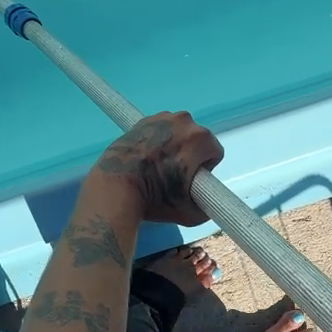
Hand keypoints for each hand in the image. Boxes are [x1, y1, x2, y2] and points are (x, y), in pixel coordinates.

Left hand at [90, 112, 223, 225]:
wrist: (117, 185)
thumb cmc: (157, 197)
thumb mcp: (191, 214)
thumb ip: (207, 206)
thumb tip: (205, 201)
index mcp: (200, 138)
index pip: (214, 153)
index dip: (205, 169)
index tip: (190, 180)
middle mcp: (184, 121)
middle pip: (196, 140)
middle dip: (190, 155)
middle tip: (173, 174)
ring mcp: (161, 117)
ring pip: (177, 133)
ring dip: (173, 146)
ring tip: (158, 166)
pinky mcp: (142, 120)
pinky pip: (159, 130)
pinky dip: (157, 141)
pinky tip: (146, 157)